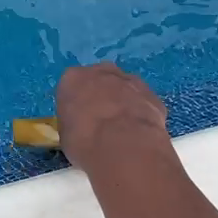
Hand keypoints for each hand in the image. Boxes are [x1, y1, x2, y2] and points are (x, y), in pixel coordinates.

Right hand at [54, 64, 171, 173]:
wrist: (124, 146)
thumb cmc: (84, 142)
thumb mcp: (65, 137)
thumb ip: (73, 124)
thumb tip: (80, 129)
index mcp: (72, 79)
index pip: (71, 89)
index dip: (75, 107)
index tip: (79, 123)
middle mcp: (101, 71)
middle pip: (99, 81)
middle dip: (100, 98)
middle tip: (101, 124)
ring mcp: (130, 79)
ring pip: (124, 88)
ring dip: (122, 103)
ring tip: (122, 130)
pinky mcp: (152, 94)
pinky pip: (142, 102)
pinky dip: (141, 114)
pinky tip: (140, 134)